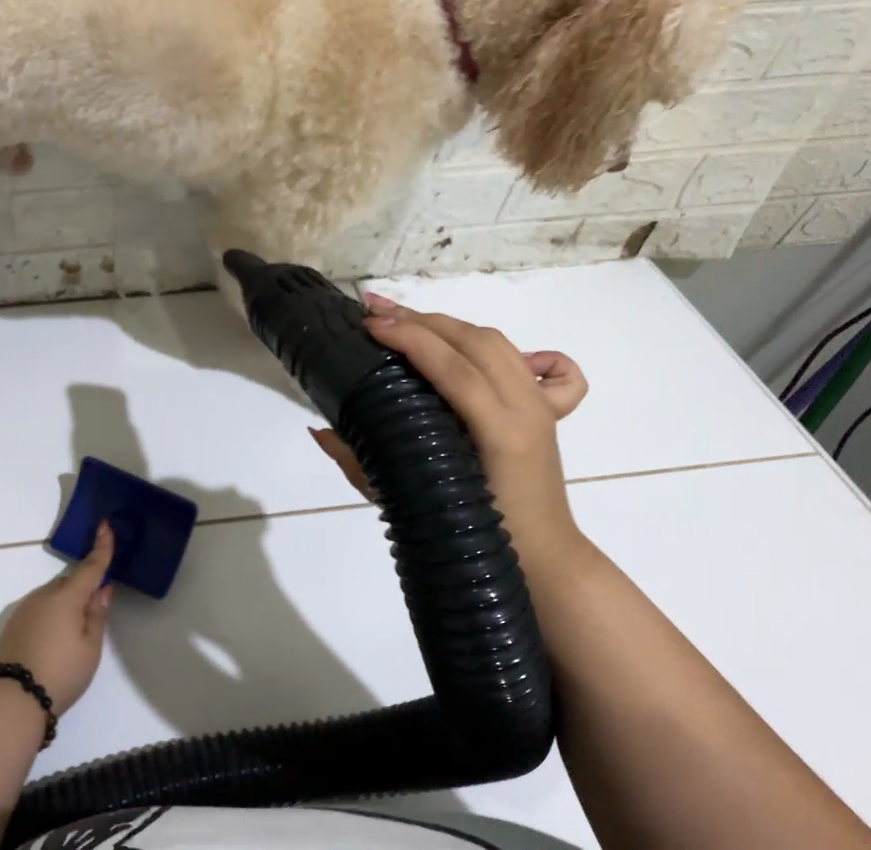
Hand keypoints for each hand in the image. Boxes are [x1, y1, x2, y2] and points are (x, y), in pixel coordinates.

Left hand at [0, 523, 115, 715]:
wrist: (13, 697)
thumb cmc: (61, 672)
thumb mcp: (90, 648)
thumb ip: (97, 615)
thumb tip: (101, 590)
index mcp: (67, 597)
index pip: (90, 566)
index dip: (101, 547)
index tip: (105, 525)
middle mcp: (43, 595)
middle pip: (70, 583)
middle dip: (83, 590)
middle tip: (94, 615)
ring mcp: (25, 609)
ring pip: (53, 598)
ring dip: (66, 606)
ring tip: (72, 639)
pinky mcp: (14, 623)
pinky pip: (40, 610)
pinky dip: (51, 616)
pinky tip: (53, 643)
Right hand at [309, 295, 589, 567]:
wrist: (542, 559)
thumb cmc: (471, 535)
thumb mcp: (408, 501)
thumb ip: (359, 463)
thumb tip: (319, 429)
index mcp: (499, 432)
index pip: (452, 366)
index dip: (408, 338)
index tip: (369, 325)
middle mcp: (526, 409)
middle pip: (474, 341)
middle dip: (420, 320)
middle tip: (373, 311)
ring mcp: (541, 406)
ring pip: (498, 342)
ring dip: (449, 324)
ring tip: (406, 319)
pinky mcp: (550, 410)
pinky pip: (550, 366)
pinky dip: (521, 349)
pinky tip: (487, 352)